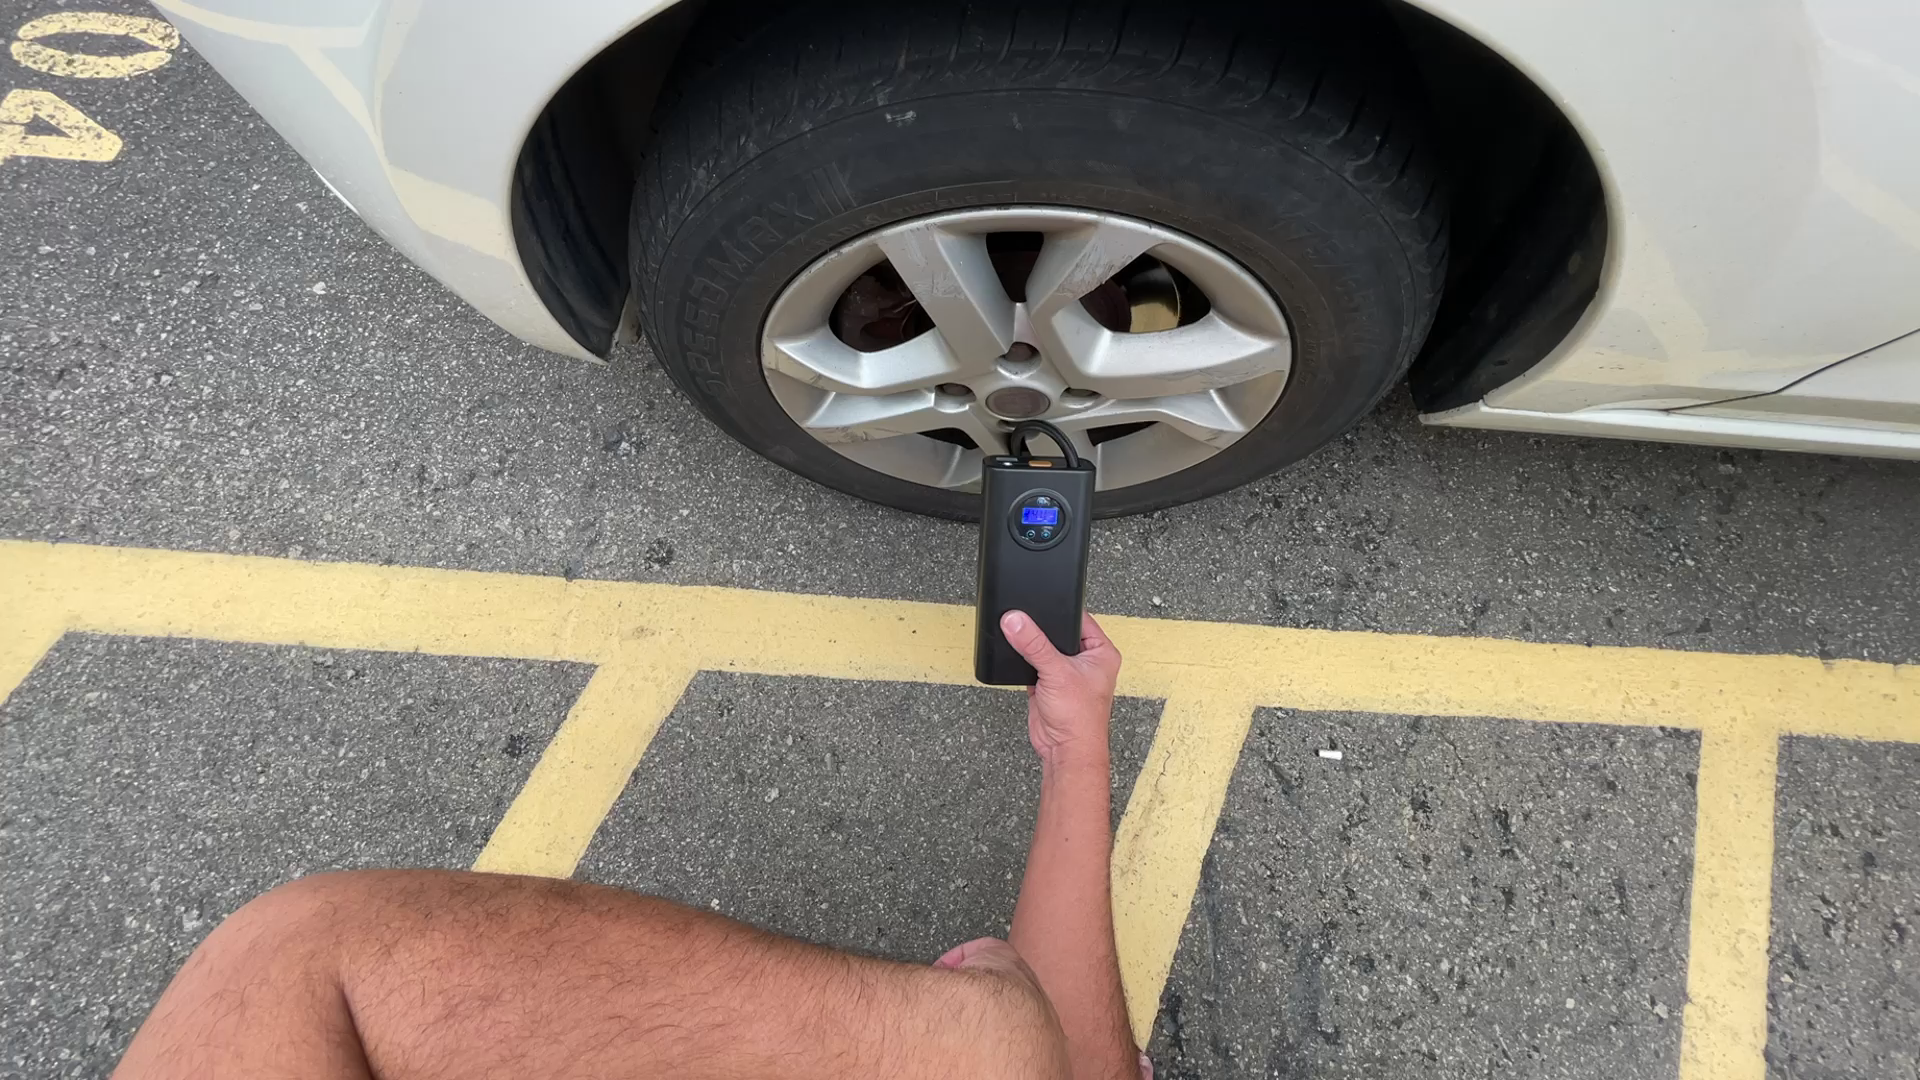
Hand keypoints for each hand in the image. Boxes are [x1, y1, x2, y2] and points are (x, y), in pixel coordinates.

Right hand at [999, 611, 1120, 767]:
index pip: (1079, 618)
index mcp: (1101, 651)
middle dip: (1041, 628)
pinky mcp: (1047, 683)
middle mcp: (1086, 660)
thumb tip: (1016, 621)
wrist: (1065, 750)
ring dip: (1031, 645)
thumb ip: (1034, 644)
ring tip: (1018, 635)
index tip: (1039, 599)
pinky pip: (1032, 663)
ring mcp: (1066, 672)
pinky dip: (1023, 660)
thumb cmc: (1080, 719)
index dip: (1060, 609)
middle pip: (1058, 632)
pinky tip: (1016, 656)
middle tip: (1023, 616)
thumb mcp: (1057, 672)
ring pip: (1043, 647)